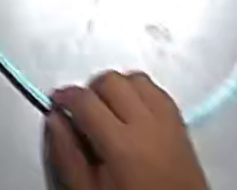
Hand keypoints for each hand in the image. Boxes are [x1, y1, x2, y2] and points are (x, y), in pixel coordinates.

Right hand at [46, 72, 208, 189]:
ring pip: (135, 78)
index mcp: (123, 147)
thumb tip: (55, 119)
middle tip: (82, 111)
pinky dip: (139, 92)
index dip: (65, 97)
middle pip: (110, 81)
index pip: (85, 100)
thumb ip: (68, 156)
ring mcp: (168, 121)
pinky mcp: (181, 123)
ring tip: (108, 111)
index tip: (57, 102)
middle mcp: (148, 125)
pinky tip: (132, 112)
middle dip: (91, 91)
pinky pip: (156, 89)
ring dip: (117, 88)